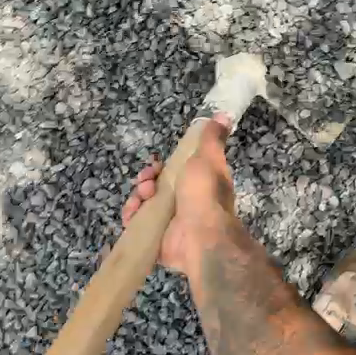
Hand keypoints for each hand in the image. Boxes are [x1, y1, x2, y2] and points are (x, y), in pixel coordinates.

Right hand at [120, 113, 238, 276]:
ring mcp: (170, 223)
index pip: (174, 171)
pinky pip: (138, 225)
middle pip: (156, 187)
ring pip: (144, 205)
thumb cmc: (204, 194)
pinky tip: (132, 214)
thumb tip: (223, 115)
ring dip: (138, 197)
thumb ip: (212, 138)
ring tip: (142, 199)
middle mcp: (184, 203)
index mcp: (198, 184)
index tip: (155, 164)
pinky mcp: (157, 239)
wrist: (200, 237)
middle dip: (146, 180)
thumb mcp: (209, 158)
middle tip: (146, 182)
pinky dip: (131, 217)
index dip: (161, 166)